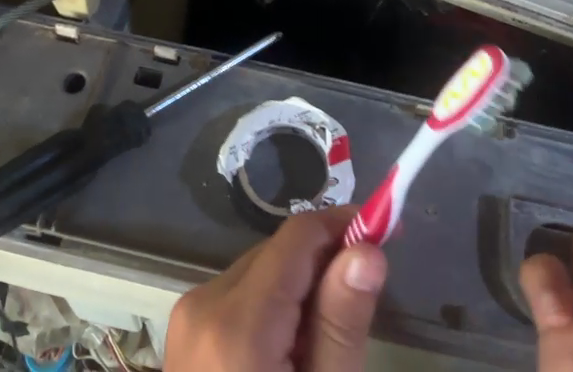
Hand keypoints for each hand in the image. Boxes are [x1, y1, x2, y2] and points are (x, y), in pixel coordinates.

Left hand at [165, 208, 387, 371]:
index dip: (344, 224)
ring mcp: (188, 316)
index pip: (298, 236)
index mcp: (238, 320)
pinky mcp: (185, 332)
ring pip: (260, 269)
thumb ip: (341, 323)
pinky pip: (240, 294)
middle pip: (278, 251)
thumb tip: (368, 250)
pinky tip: (292, 348)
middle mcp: (205, 302)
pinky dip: (273, 303)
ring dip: (300, 283)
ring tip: (327, 337)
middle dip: (325, 261)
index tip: (387, 234)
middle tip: (365, 298)